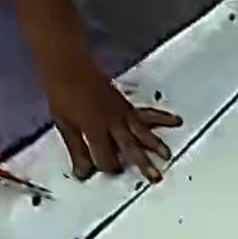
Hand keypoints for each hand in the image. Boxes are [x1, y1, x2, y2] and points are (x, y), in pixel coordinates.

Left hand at [41, 60, 182, 180]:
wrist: (66, 60)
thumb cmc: (62, 90)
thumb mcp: (64, 124)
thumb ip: (77, 150)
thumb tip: (81, 174)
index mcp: (94, 129)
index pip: (105, 158)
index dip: (105, 167)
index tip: (102, 170)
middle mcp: (112, 123)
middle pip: (130, 148)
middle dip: (142, 163)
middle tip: (154, 178)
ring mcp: (122, 115)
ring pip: (142, 132)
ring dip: (156, 145)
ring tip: (167, 156)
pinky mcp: (128, 107)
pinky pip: (148, 114)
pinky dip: (163, 118)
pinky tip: (176, 121)